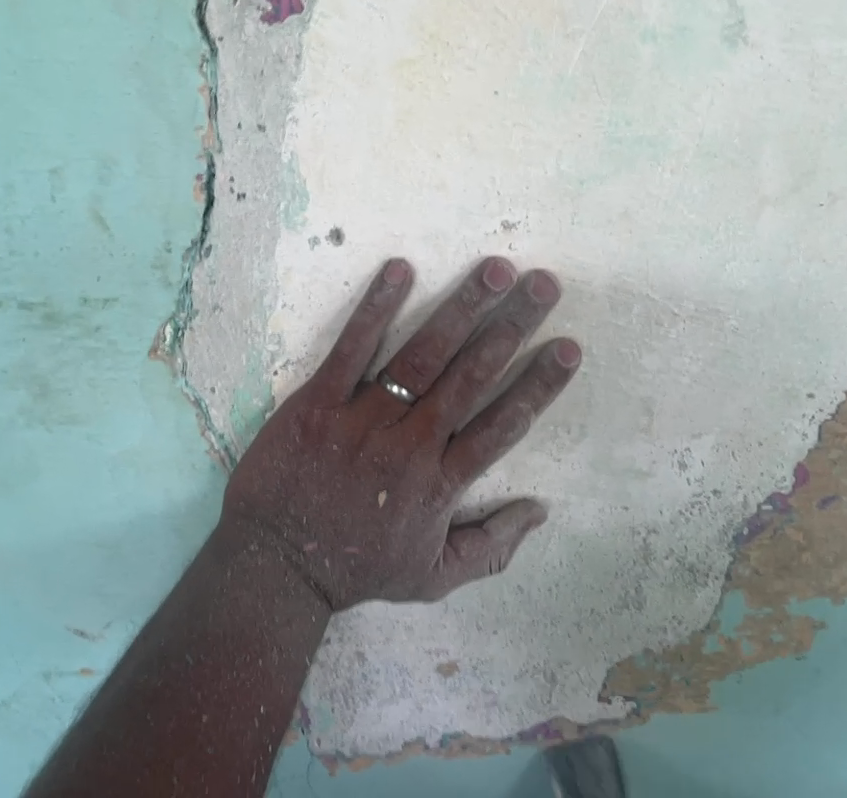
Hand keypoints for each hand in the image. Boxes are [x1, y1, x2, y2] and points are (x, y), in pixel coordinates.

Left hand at [219, 257, 581, 611]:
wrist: (276, 565)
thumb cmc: (357, 569)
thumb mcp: (433, 577)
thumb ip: (491, 548)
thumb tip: (541, 512)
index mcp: (442, 482)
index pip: (504, 424)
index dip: (540, 384)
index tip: (569, 347)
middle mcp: (411, 443)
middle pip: (472, 376)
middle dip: (513, 327)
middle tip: (544, 284)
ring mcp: (364, 418)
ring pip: (422, 355)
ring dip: (462, 309)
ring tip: (494, 269)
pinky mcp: (319, 402)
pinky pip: (352, 349)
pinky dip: (376, 309)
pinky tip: (400, 270)